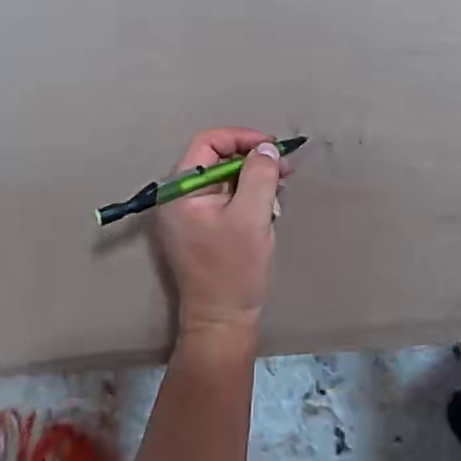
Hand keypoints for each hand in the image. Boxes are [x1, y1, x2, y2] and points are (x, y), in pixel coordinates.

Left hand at [154, 128, 293, 337]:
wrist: (221, 322)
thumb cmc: (233, 269)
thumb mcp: (252, 215)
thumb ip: (260, 174)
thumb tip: (266, 148)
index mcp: (179, 190)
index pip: (208, 143)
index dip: (241, 138)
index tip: (272, 147)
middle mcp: (177, 197)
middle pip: (216, 159)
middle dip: (252, 160)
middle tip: (283, 168)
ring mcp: (187, 214)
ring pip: (223, 179)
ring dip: (252, 180)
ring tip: (277, 192)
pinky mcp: (200, 228)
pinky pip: (224, 198)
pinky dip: (246, 197)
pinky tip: (266, 209)